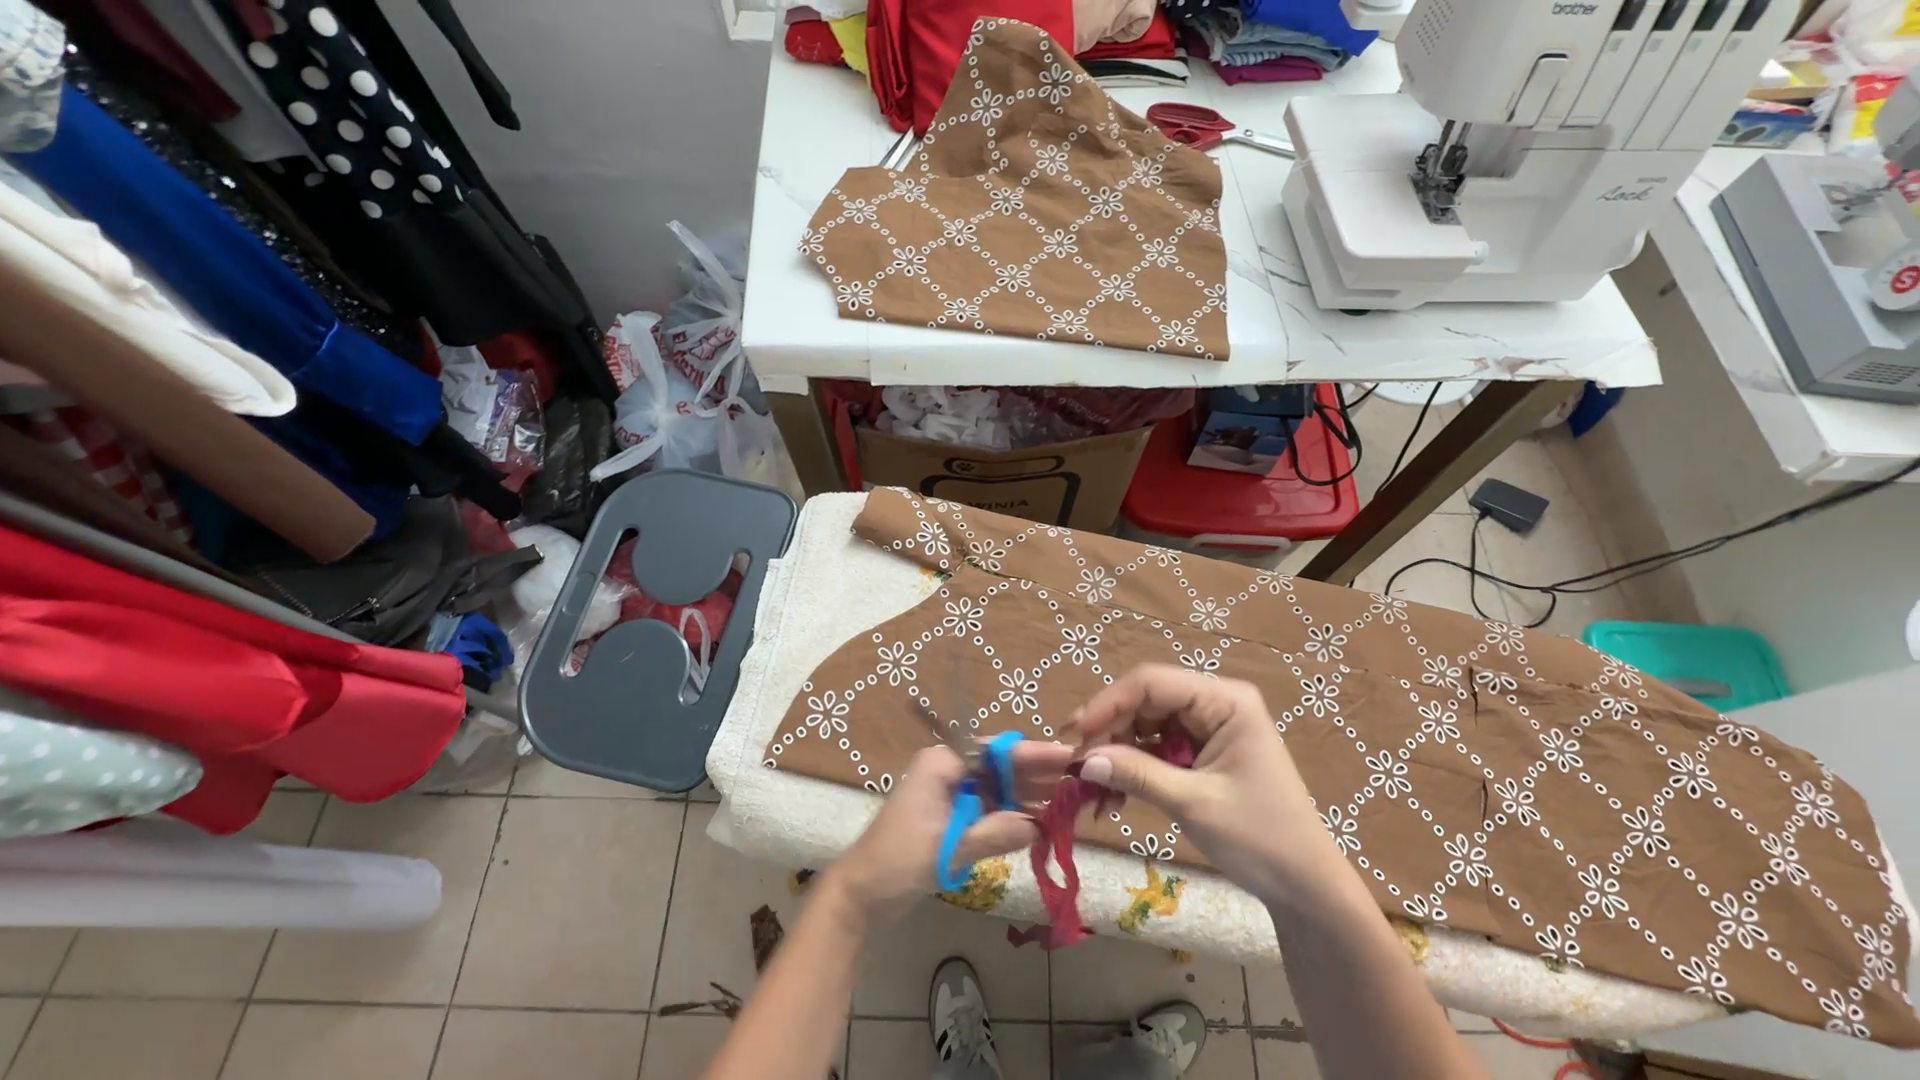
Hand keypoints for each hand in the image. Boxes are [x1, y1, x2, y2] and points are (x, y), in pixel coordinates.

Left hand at [825, 741, 1073, 926]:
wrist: (860, 897)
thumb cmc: (898, 863)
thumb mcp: (947, 847)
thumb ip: (993, 834)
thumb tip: (1036, 825)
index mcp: (941, 764)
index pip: (995, 751)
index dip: (1033, 754)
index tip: (1068, 755)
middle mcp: (946, 771)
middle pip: (1000, 766)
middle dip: (1037, 774)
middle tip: (1080, 778)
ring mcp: (948, 795)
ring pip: (997, 788)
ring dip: (1028, 795)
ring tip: (1069, 799)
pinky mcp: (951, 818)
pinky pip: (989, 809)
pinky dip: (1012, 815)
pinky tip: (1041, 822)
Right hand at [1070, 665, 1342, 907]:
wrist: (1304, 884)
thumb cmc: (1259, 837)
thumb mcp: (1193, 803)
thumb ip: (1137, 773)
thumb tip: (1081, 760)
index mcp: (1225, 700)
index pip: (1151, 682)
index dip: (1107, 704)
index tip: (1074, 737)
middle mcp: (1217, 702)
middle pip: (1145, 701)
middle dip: (1109, 732)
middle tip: (1078, 769)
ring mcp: (1210, 727)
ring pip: (1145, 724)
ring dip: (1117, 754)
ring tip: (1096, 792)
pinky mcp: (1203, 751)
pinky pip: (1156, 747)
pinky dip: (1133, 768)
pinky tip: (1116, 797)